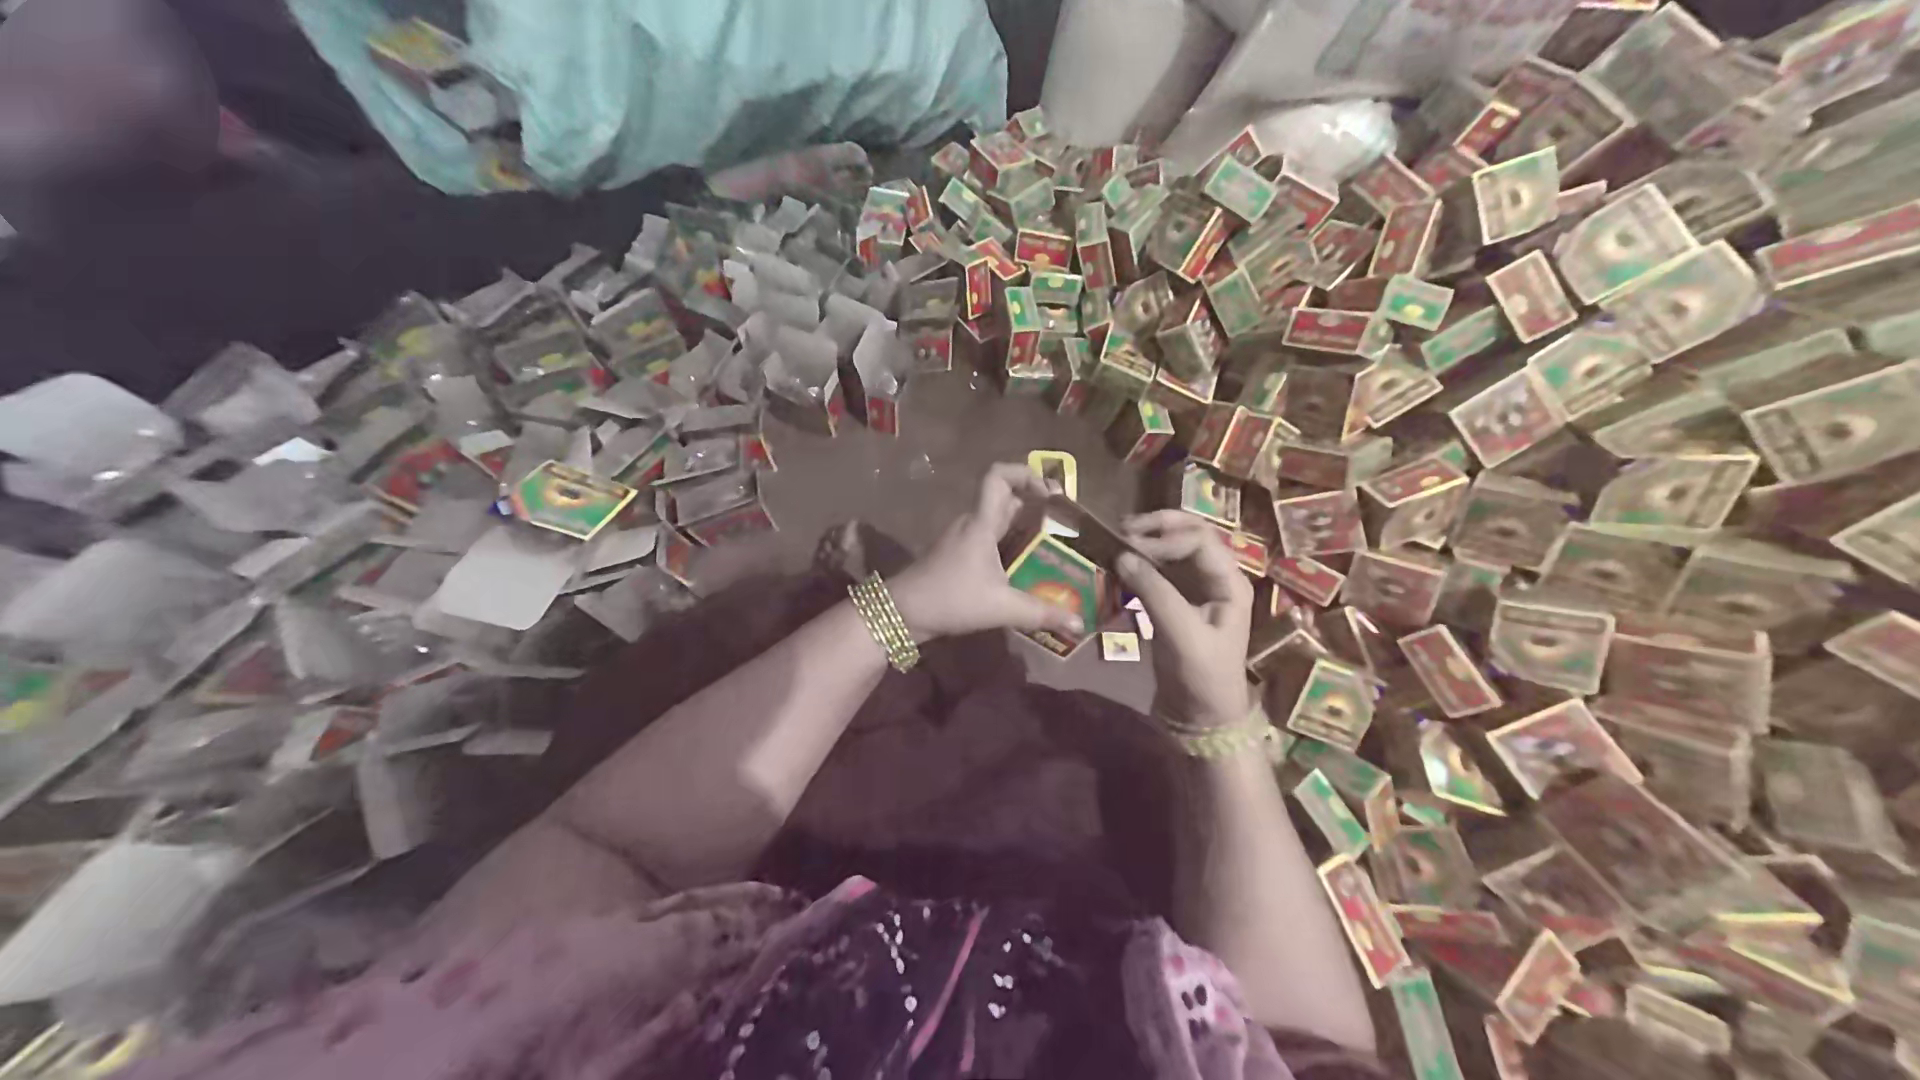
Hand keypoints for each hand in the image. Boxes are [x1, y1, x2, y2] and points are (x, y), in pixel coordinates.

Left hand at [887, 463, 1084, 640]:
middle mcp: (972, 523)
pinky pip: (989, 538)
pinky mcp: (958, 555)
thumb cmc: (950, 599)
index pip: (998, 476)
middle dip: (1036, 505)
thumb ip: (1041, 614)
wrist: (901, 613)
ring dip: (1024, 527)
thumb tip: (1079, 624)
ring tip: (1053, 546)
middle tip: (1065, 525)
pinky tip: (1025, 567)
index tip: (1052, 493)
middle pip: (1006, 498)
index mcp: (981, 522)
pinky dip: (1010, 544)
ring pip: (998, 520)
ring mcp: (962, 538)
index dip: (1026, 474)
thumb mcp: (1000, 607)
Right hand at [1116, 511, 1254, 729]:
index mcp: (1230, 583)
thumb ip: (1155, 593)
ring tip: (1118, 540)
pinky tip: (1121, 564)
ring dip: (1148, 540)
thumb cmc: (1202, 676)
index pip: (1199, 540)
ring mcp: (1197, 589)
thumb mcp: (1181, 635)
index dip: (1164, 537)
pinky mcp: (1177, 601)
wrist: (1201, 716)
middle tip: (1123, 529)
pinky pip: (1160, 569)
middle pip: (1191, 533)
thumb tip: (1122, 556)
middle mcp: (1217, 578)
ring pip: (1174, 548)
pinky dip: (1141, 561)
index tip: (1129, 547)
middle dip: (1158, 526)